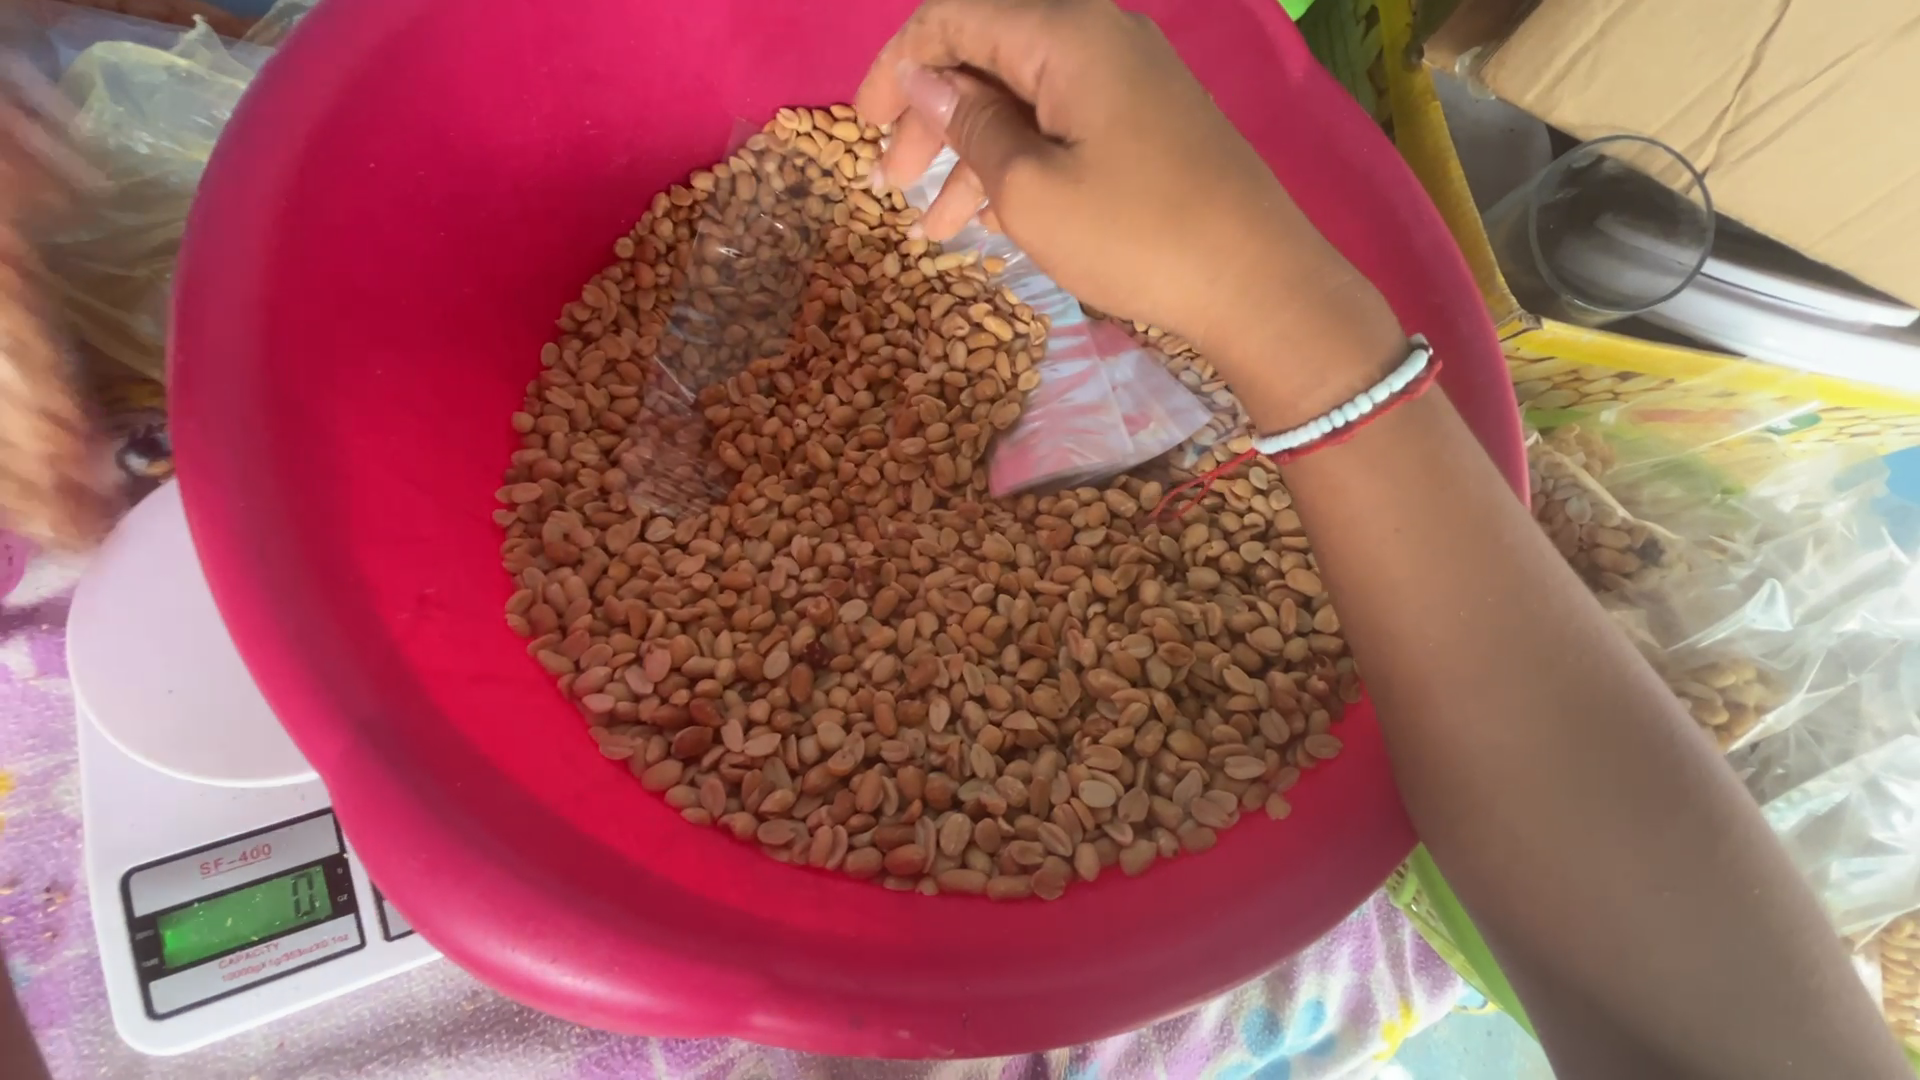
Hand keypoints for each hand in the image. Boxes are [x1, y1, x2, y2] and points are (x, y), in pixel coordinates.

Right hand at [854, 0, 1401, 401]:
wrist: (1253, 281)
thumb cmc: (1133, 236)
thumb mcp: (1030, 190)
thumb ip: (971, 126)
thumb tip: (926, 80)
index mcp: (1066, 34)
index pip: (956, 19)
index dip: (897, 67)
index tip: (861, 125)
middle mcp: (1098, 41)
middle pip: (989, 62)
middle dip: (932, 123)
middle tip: (893, 189)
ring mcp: (1127, 86)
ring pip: (1024, 107)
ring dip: (971, 161)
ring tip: (933, 229)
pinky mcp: (1145, 129)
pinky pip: (1062, 134)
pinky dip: (1020, 171)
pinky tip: (990, 221)